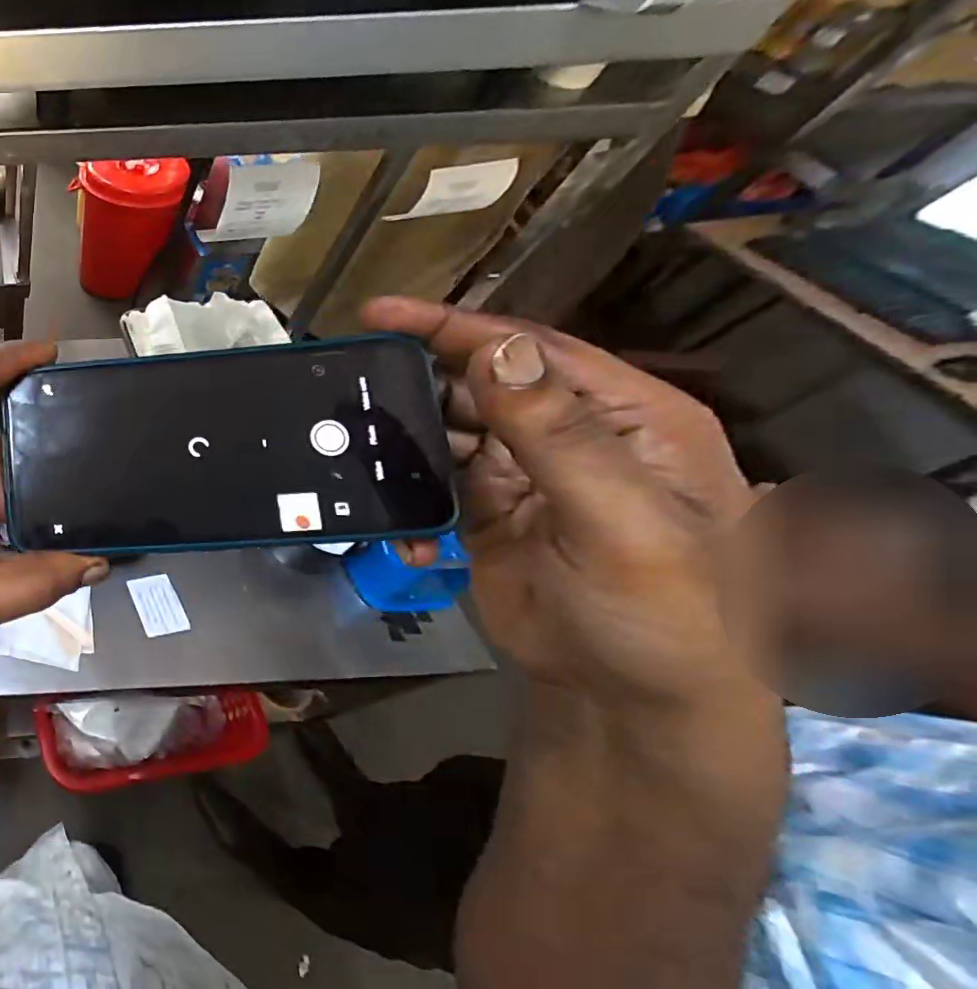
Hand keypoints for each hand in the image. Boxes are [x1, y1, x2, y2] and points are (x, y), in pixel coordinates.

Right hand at [359, 298, 759, 707]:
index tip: (378, 314)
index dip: (453, 328)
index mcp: (624, 417)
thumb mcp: (620, 520)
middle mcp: (571, 435)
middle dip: (415, 383)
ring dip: (404, 443)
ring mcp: (523, 475)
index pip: (528, 351)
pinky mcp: (485, 513)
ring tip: (357, 453)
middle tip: (351, 388)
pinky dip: (410, 504)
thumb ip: (558, 434)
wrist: (632, 702)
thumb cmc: (665, 612)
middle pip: (476, 385)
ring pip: (446, 432)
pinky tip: (406, 536)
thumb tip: (496, 349)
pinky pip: (433, 486)